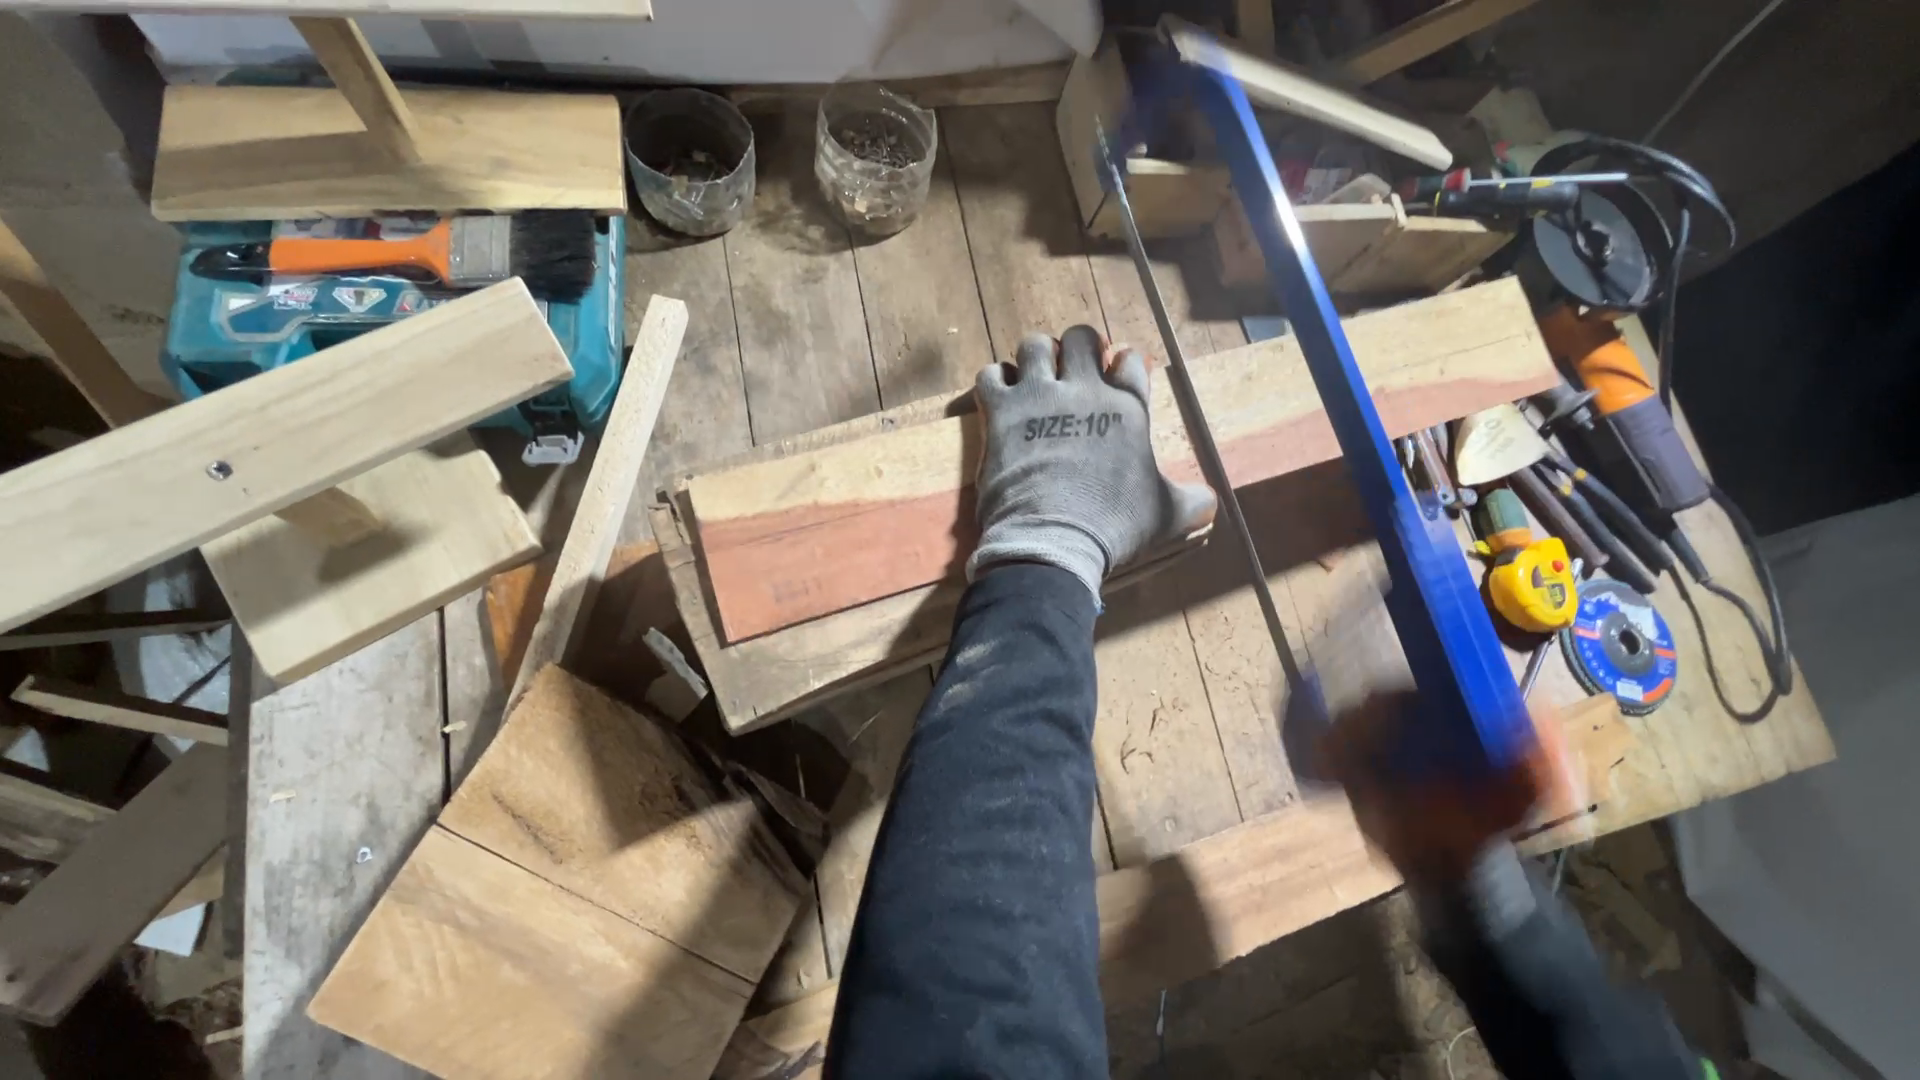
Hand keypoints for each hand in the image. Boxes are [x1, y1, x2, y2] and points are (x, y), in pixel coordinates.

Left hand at [967, 325, 1216, 601]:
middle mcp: (1084, 391)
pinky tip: (1001, 399)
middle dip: (1078, 349)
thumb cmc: (1114, 528)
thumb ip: (1192, 501)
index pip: (1131, 361)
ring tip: (1035, 381)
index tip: (1117, 374)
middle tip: (1073, 373)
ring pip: (1033, 345)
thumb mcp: (1166, 516)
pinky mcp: (1000, 412)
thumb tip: (1212, 503)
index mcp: (1128, 408)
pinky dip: (995, 382)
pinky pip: (990, 374)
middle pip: (1081, 337)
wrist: (1053, 541)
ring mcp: (1039, 397)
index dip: (1124, 365)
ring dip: (1035, 359)